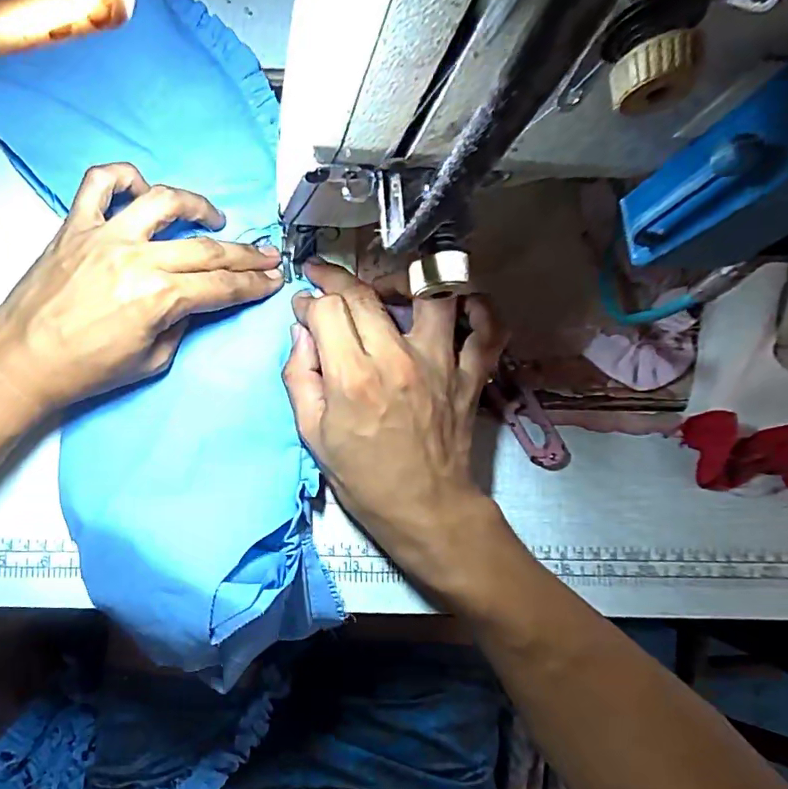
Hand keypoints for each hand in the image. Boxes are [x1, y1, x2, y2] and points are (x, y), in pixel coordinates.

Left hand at [0, 163, 283, 447]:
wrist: (24, 360)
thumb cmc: (88, 370)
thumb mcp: (152, 361)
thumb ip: (180, 325)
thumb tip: (193, 302)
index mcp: (160, 297)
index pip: (222, 287)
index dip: (254, 284)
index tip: (273, 278)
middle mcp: (138, 258)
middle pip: (206, 249)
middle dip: (245, 254)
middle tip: (267, 254)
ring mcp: (105, 235)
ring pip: (163, 202)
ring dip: (197, 206)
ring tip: (214, 219)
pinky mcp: (75, 225)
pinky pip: (100, 183)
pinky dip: (124, 177)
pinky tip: (142, 189)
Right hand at [282, 261, 508, 581]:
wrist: (424, 509)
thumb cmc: (363, 479)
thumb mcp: (313, 436)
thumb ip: (300, 378)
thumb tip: (302, 333)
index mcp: (354, 379)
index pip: (329, 309)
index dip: (310, 300)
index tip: (304, 307)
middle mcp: (398, 361)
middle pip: (367, 294)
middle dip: (338, 279)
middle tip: (326, 282)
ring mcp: (441, 364)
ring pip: (430, 293)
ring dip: (405, 281)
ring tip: (387, 291)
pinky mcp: (470, 375)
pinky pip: (487, 330)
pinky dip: (479, 309)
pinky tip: (459, 304)